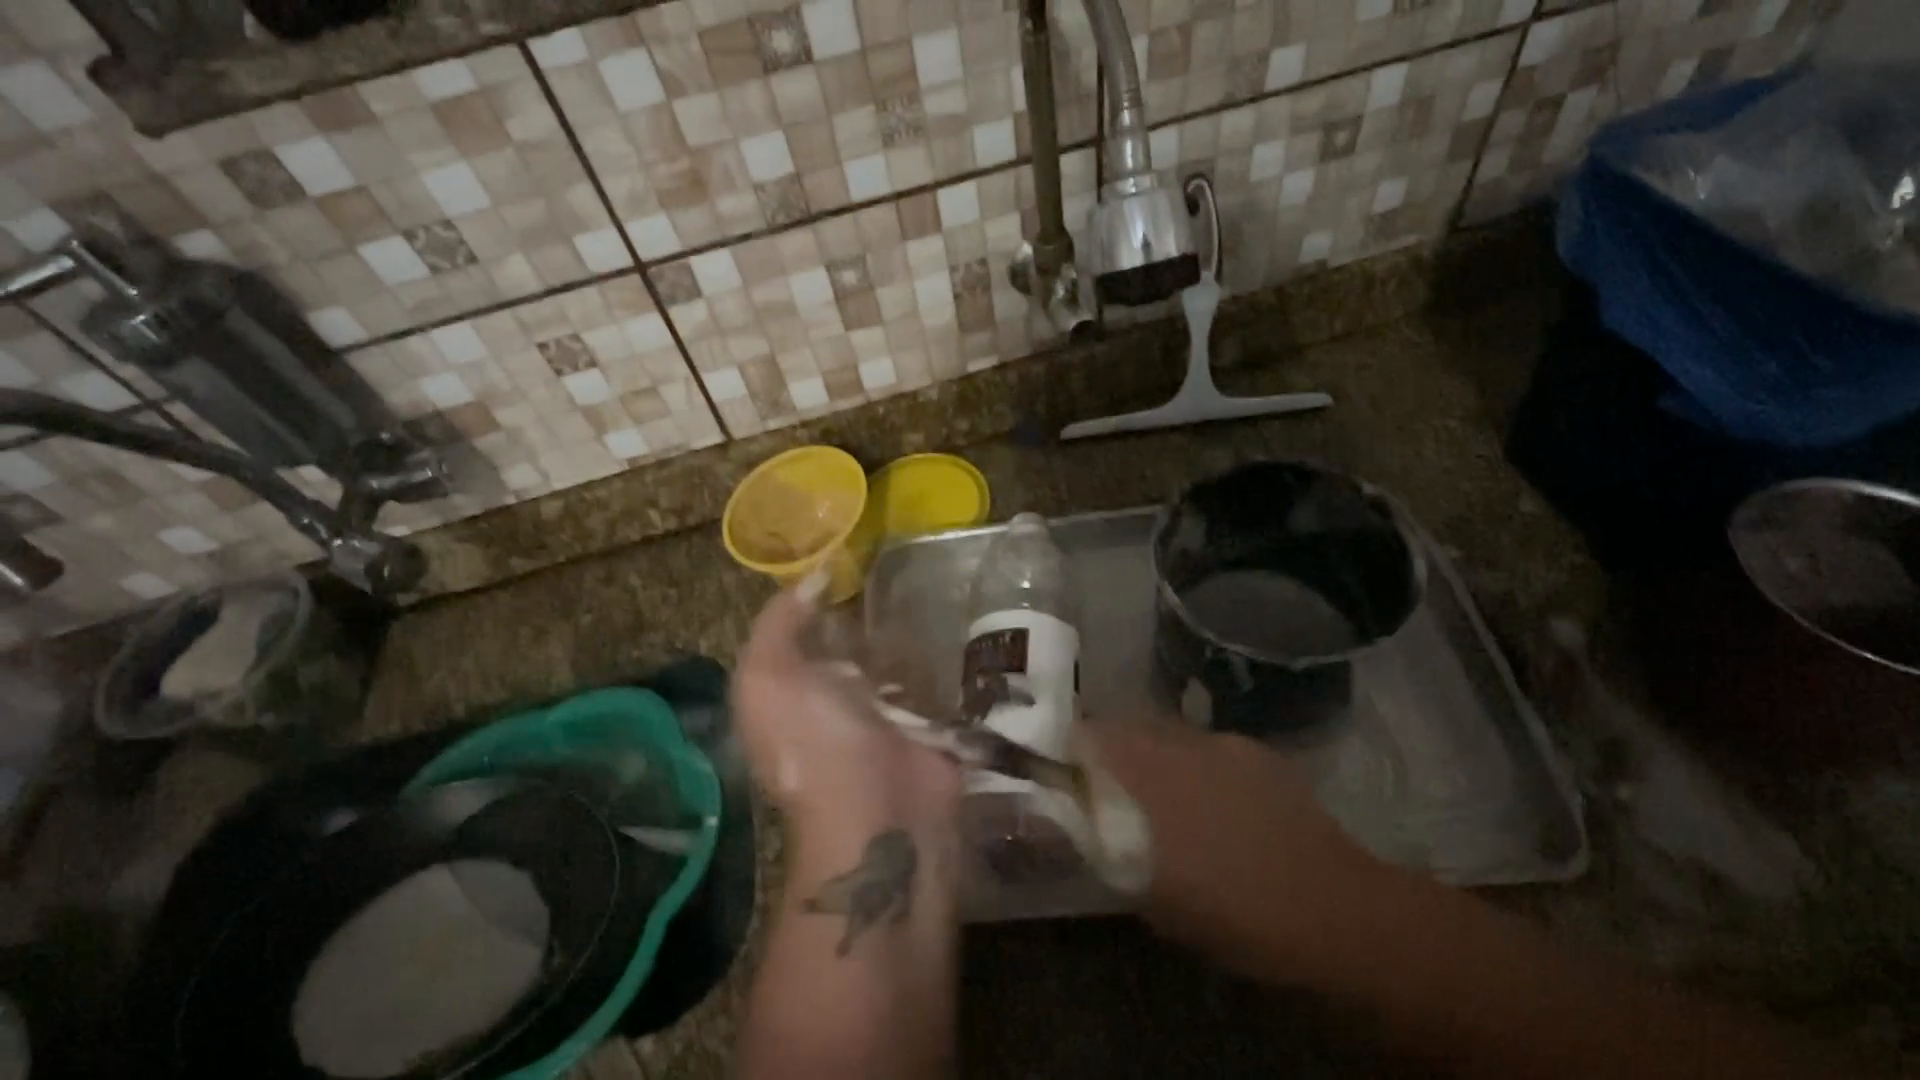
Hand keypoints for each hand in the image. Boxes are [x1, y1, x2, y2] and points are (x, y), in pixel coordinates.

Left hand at [733, 575, 961, 841]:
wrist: (882, 811)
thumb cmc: (815, 740)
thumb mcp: (767, 676)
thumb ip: (780, 622)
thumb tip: (814, 577)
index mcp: (786, 697)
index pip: (798, 639)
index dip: (816, 603)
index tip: (848, 560)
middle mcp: (831, 709)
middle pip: (848, 652)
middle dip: (869, 618)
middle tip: (901, 567)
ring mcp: (883, 724)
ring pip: (893, 667)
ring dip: (910, 638)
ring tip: (936, 584)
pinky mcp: (928, 733)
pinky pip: (935, 688)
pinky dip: (946, 664)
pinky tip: (960, 626)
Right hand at [1086, 720, 1377, 966]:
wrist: (1332, 912)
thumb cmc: (1230, 912)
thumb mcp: (1148, 895)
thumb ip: (1104, 848)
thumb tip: (1076, 826)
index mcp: (1146, 774)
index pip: (1085, 734)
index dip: (1066, 747)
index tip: (1058, 770)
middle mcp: (1181, 744)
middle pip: (1128, 727)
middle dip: (1110, 750)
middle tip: (1105, 787)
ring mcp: (1226, 745)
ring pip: (1172, 737)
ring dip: (1156, 758)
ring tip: (1163, 799)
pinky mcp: (1262, 755)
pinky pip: (1212, 750)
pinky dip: (1199, 767)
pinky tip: (1216, 806)